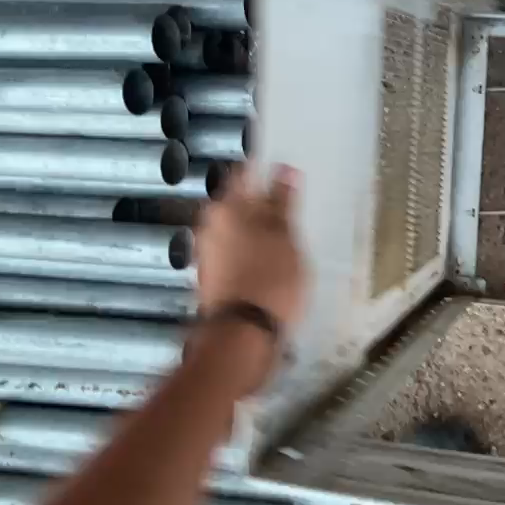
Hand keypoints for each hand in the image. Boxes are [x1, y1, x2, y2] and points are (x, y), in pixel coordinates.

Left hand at [195, 164, 306, 330]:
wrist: (243, 336)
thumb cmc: (270, 278)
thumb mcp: (285, 235)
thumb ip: (283, 201)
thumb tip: (285, 168)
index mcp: (225, 209)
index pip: (245, 174)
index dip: (267, 172)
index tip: (289, 176)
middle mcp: (210, 227)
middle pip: (240, 204)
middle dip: (264, 203)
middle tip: (294, 208)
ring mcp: (209, 254)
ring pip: (239, 230)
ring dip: (260, 230)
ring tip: (290, 237)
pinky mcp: (215, 278)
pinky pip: (238, 253)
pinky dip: (255, 252)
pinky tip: (276, 261)